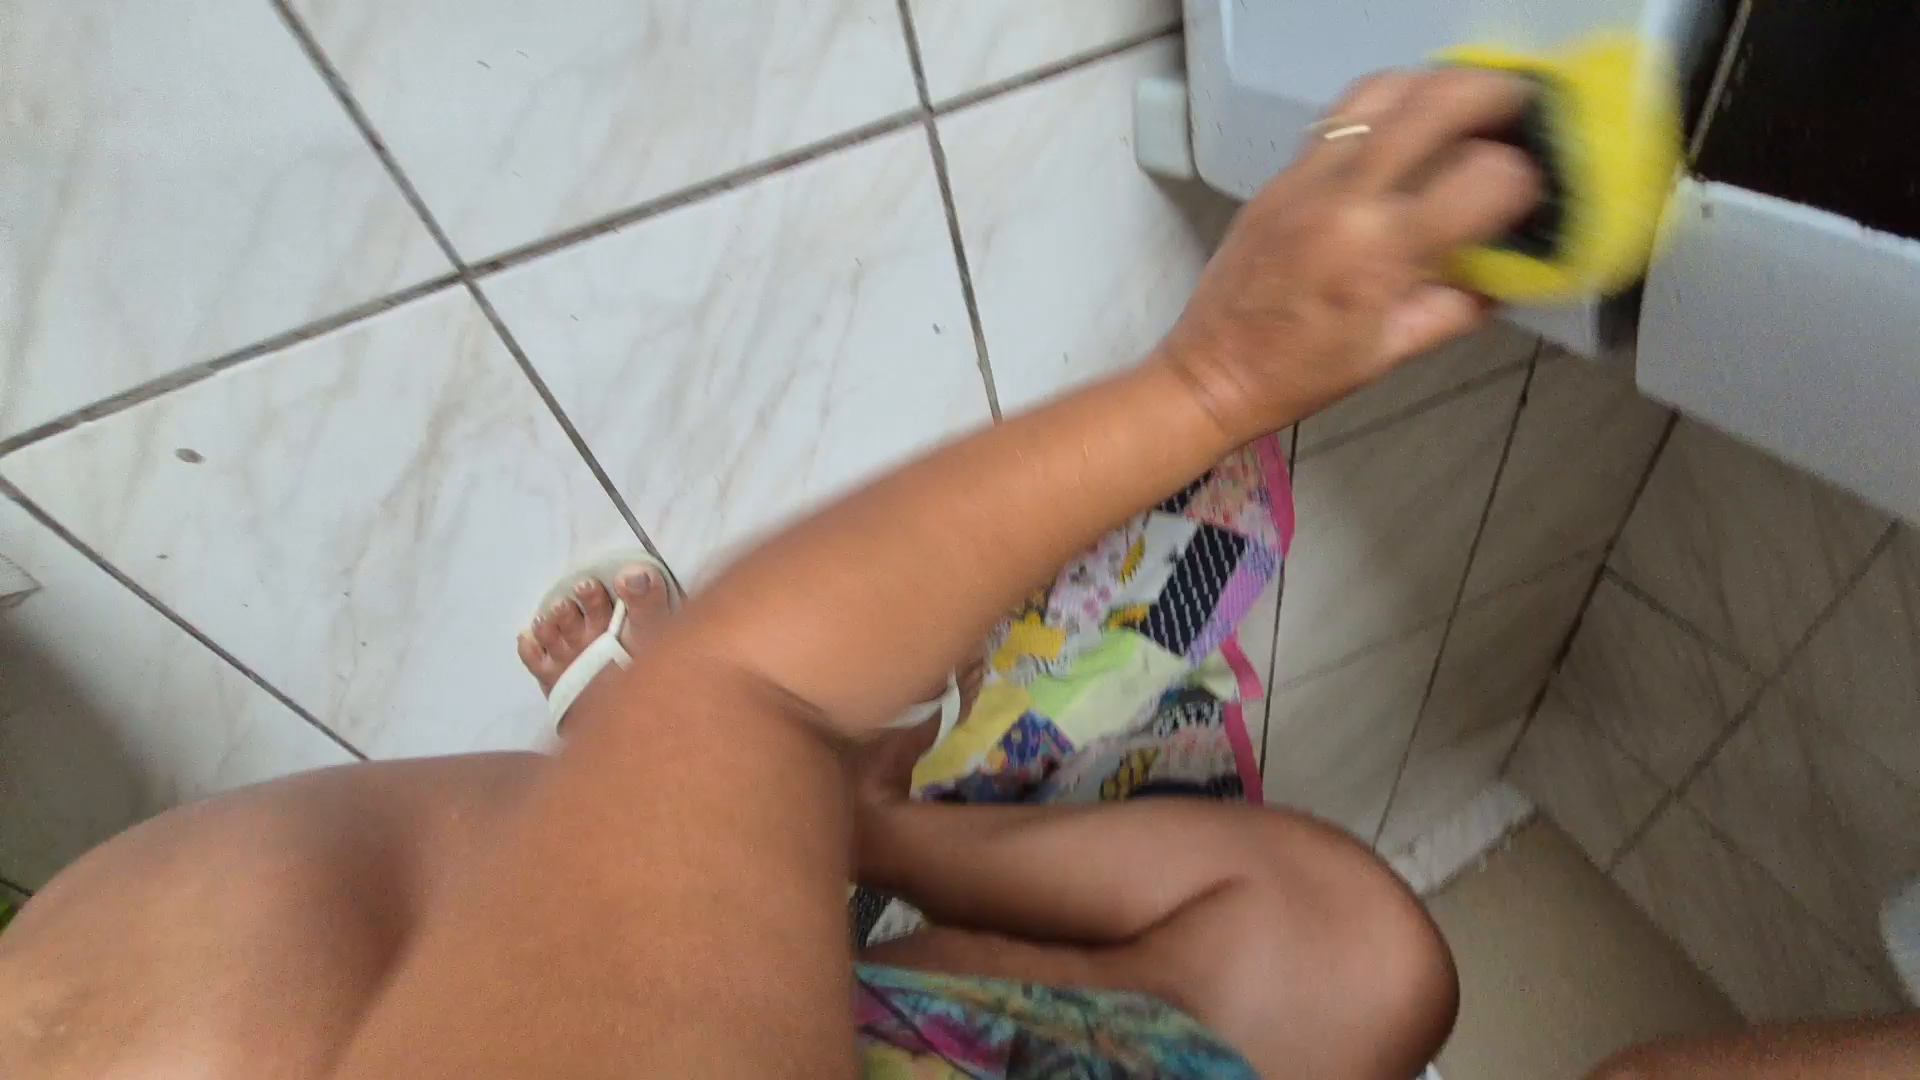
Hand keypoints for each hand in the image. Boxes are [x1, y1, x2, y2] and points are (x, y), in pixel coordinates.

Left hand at [1158, 69, 1541, 442]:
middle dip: (1498, 95)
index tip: (1528, 192)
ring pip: (1381, 92)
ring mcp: (1300, 183)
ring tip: (1455, 113)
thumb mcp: (1388, 353)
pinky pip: (1333, 123)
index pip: (1488, 177)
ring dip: (1432, 88)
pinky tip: (1391, 144)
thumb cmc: (1296, 377)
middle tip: (1517, 113)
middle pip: (1442, 99)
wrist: (1209, 377)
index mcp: (1379, 251)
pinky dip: (1377, 117)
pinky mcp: (1272, 184)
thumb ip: (1456, 306)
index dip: (1526, 180)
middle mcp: (1342, 199)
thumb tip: (1504, 274)